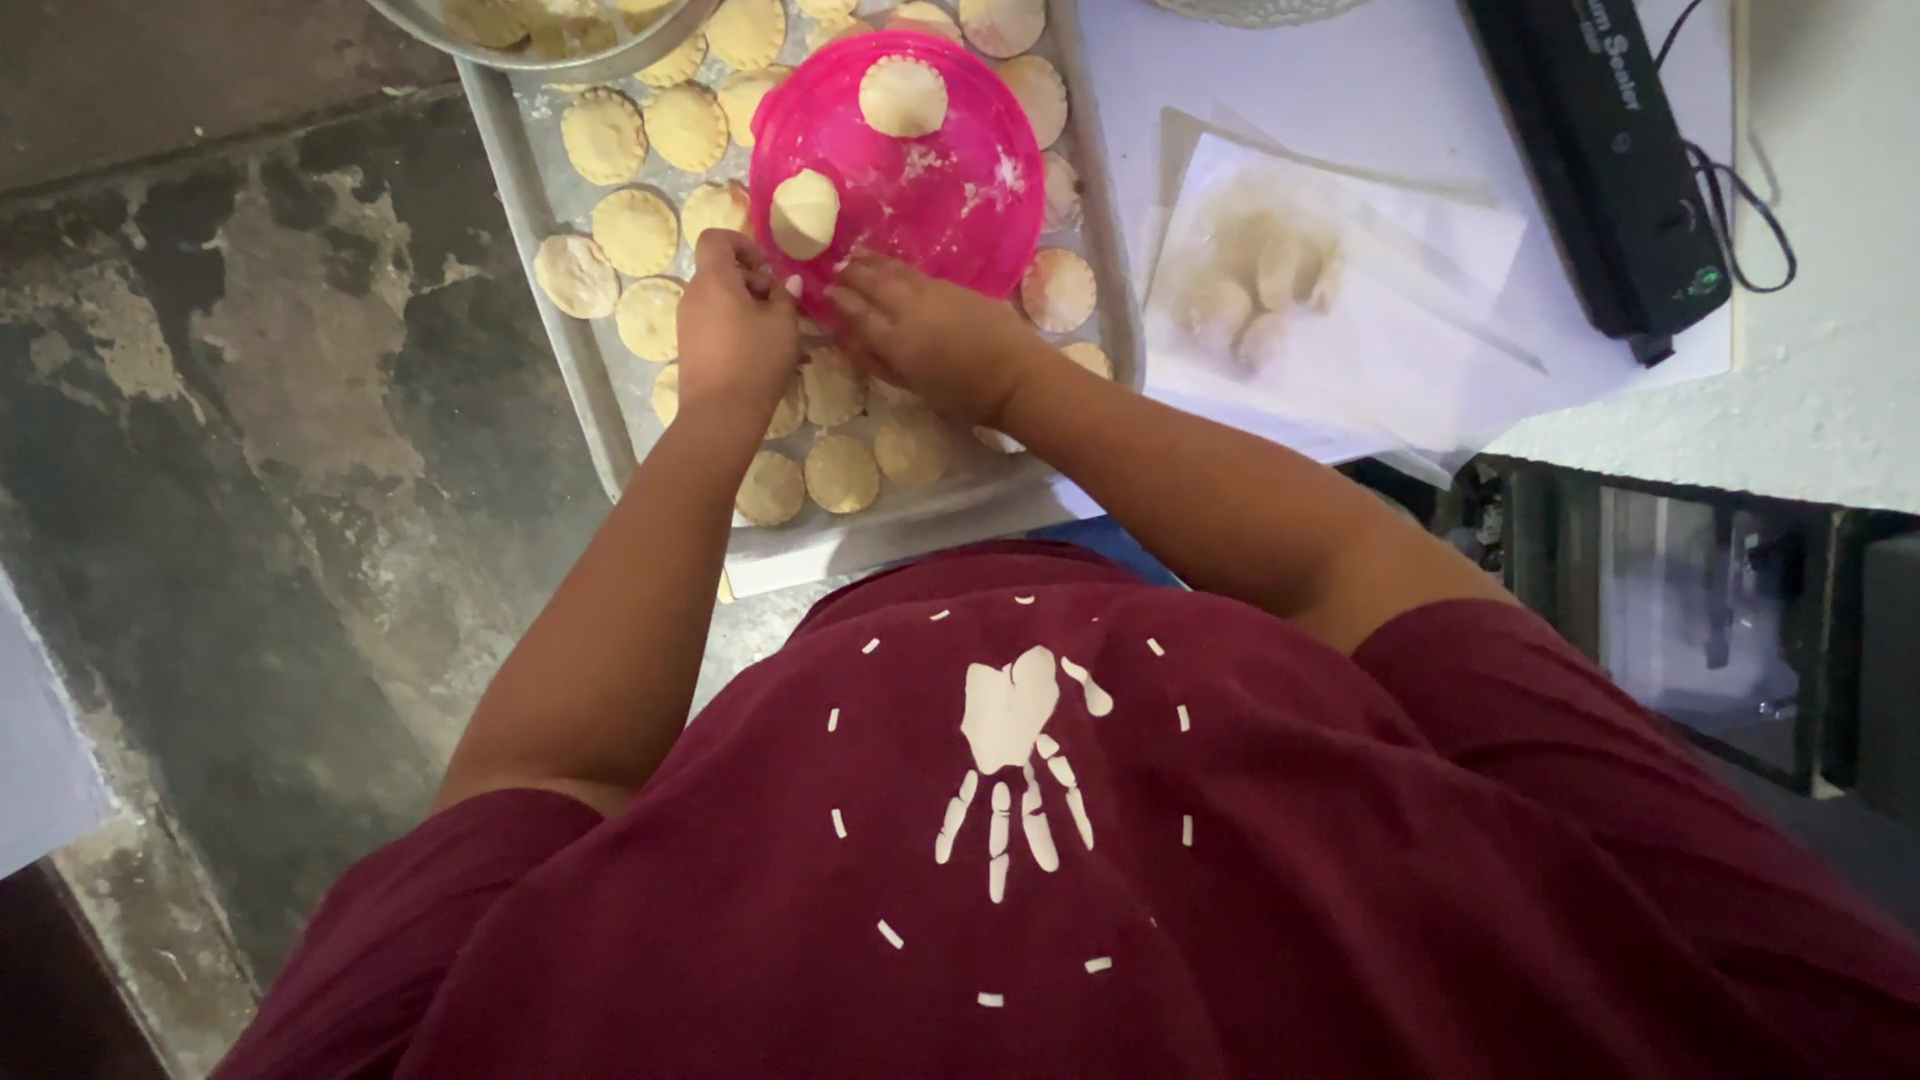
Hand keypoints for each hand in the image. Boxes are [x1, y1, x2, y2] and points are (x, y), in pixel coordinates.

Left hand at [677, 230, 800, 424]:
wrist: (720, 414)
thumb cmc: (755, 360)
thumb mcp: (783, 326)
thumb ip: (786, 298)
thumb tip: (789, 282)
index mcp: (714, 280)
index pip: (716, 238)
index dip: (742, 243)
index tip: (766, 268)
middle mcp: (694, 295)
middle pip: (724, 274)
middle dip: (757, 286)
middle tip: (785, 312)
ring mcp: (689, 323)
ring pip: (725, 304)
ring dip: (754, 313)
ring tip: (784, 342)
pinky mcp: (692, 348)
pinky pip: (719, 327)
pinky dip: (742, 332)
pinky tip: (768, 359)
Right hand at [828, 254, 1051, 425]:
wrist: (1016, 376)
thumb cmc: (965, 396)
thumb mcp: (916, 388)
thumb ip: (882, 364)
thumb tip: (854, 344)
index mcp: (896, 341)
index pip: (857, 313)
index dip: (838, 301)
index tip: (825, 291)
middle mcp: (909, 309)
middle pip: (872, 283)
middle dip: (851, 273)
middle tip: (837, 267)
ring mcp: (933, 292)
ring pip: (894, 271)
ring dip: (872, 262)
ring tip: (857, 256)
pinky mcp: (955, 286)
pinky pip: (916, 272)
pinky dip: (897, 267)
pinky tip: (893, 267)